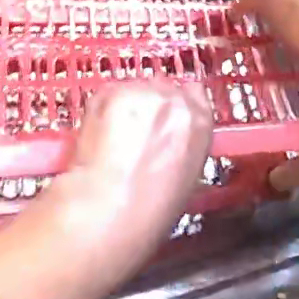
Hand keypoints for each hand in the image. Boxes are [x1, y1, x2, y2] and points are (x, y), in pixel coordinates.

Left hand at [33, 80, 212, 270]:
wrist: (110, 208)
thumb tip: (171, 136)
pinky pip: (109, 94)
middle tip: (133, 134)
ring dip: (126, 107)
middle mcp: (175, 98)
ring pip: (134, 89)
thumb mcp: (187, 177)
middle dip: (148, 106)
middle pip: (162, 88)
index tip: (164, 118)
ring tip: (113, 140)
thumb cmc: (151, 210)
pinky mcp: (112, 91)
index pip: (194, 93)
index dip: (176, 106)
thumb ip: (185, 144)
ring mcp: (143, 91)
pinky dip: (103, 109)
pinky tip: (99, 137)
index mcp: (200, 122)